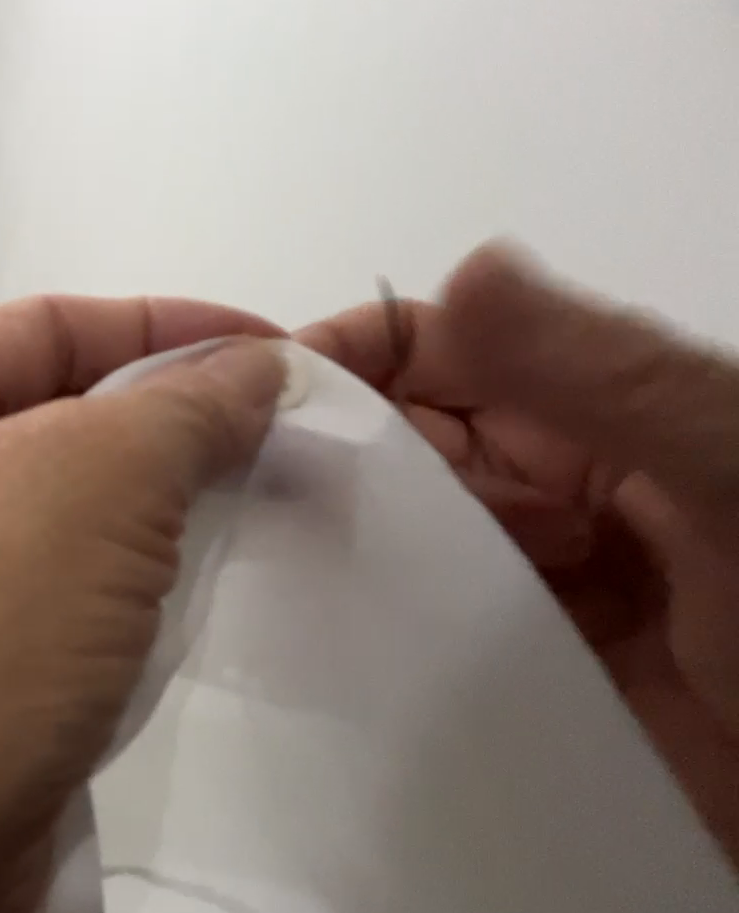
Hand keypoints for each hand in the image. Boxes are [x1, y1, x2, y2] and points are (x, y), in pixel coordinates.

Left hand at [0, 296, 283, 912]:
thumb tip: (253, 369)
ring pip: (61, 498)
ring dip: (157, 497)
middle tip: (291, 436)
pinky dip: (126, 568)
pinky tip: (195, 574)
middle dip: (170, 417)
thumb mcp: (92, 478)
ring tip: (262, 499)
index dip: (168, 327)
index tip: (284, 352)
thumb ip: (184, 404)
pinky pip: (55, 575)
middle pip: (52, 410)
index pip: (42, 325)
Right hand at [299, 244, 738, 863]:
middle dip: (307, 449)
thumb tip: (469, 265)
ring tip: (243, 554)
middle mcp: (532, 478)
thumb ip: (609, 376)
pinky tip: (286, 613)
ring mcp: (502, 565)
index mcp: (585, 411)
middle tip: (225, 491)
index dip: (335, 357)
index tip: (242, 401)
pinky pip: (391, 603)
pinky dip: (339, 602)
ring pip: (372, 520)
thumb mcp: (735, 475)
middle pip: (381, 436)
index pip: (425, 349)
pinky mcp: (483, 647)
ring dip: (312, 530)